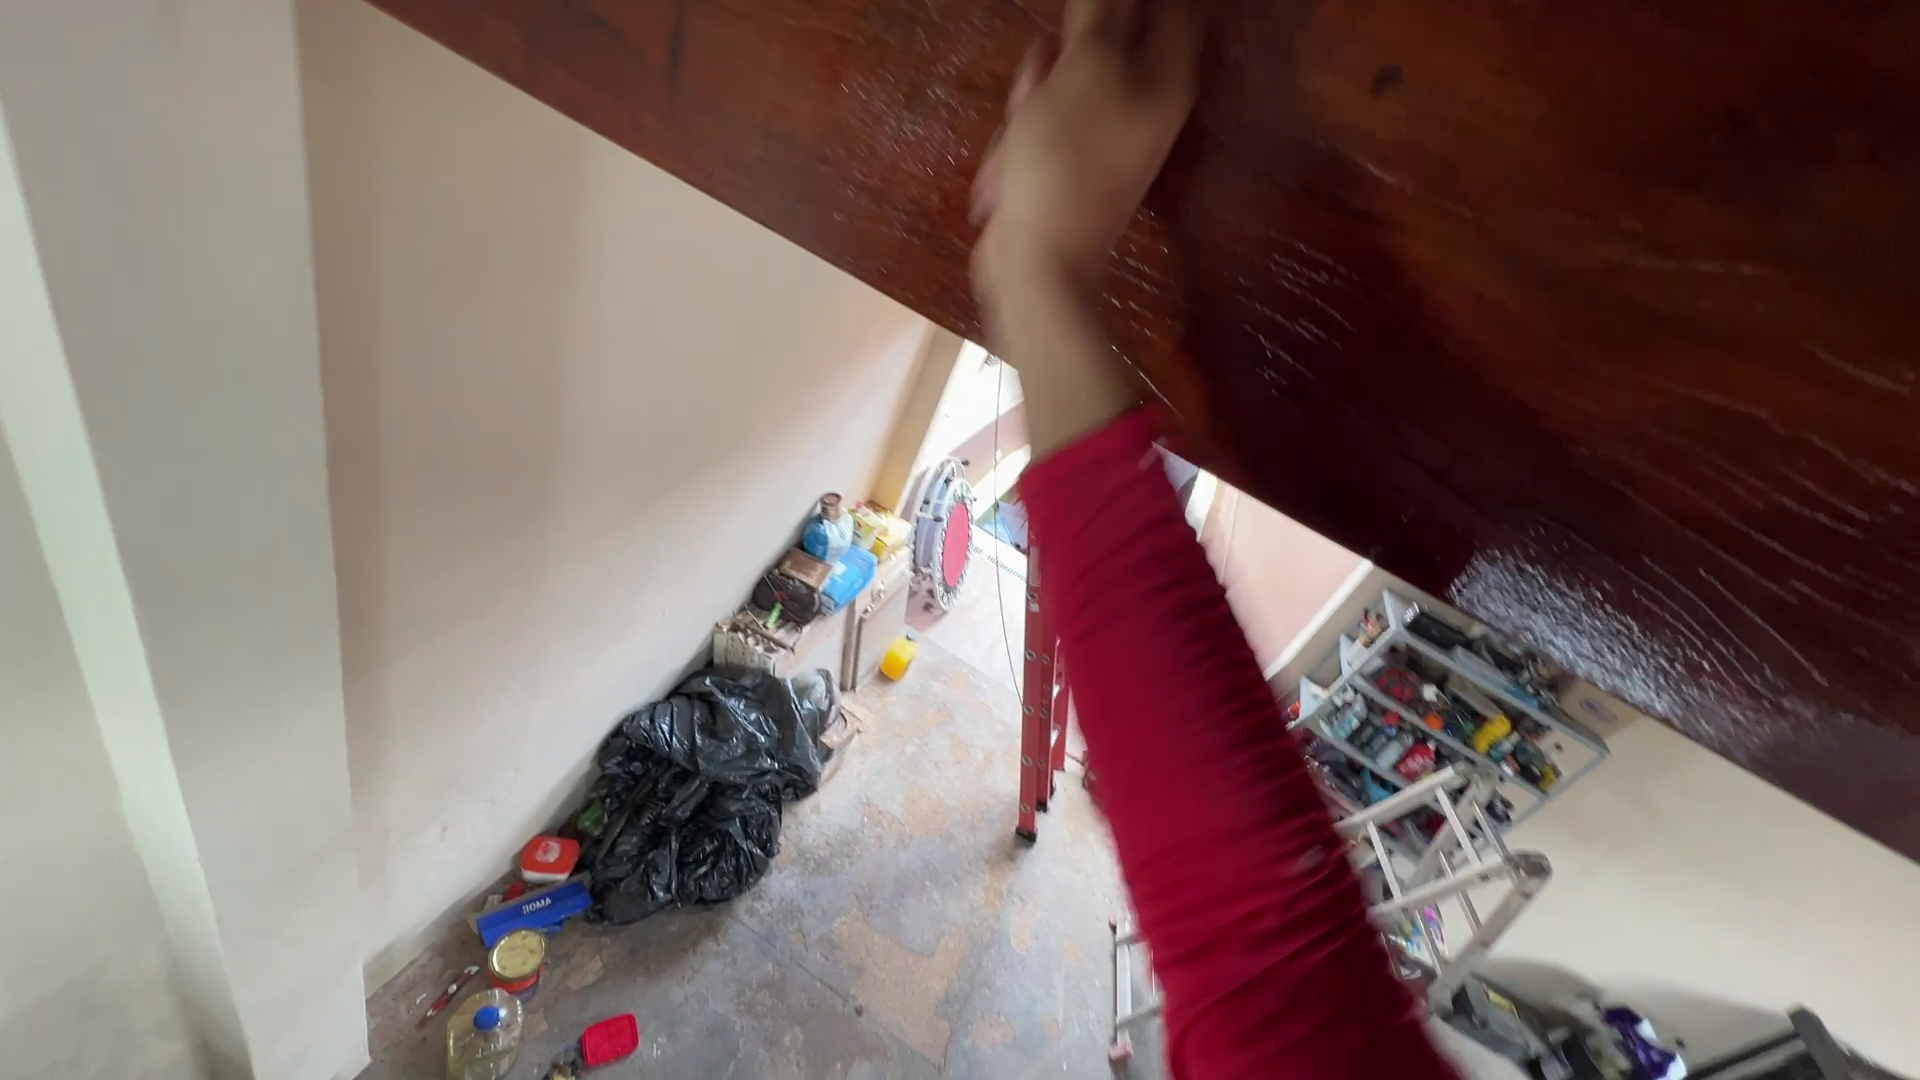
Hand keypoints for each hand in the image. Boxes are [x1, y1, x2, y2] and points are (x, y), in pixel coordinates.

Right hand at [971, 0, 1200, 294]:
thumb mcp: (1083, 69)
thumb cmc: (1063, 163)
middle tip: (1047, 71)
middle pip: (1109, 45)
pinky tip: (1006, 168)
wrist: (1037, 262)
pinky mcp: (1066, 170)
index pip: (1170, 9)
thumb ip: (1101, 11)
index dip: (1128, 1)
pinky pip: (1043, 130)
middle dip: (1065, 53)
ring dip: (1032, 101)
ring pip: (1064, 87)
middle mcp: (1142, 111)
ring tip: (1019, 134)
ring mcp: (1103, 144)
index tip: (1087, 6)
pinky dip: (1021, 139)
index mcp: (1165, 83)